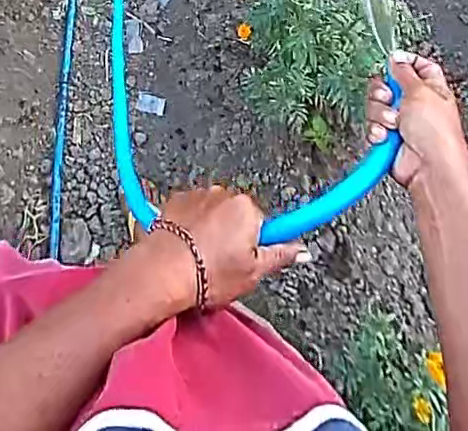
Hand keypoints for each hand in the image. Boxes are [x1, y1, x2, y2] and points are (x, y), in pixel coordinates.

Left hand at [126, 187, 304, 314]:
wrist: (164, 270)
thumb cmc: (210, 274)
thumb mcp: (253, 273)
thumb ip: (280, 256)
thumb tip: (304, 249)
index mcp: (247, 208)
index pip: (262, 223)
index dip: (254, 244)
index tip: (244, 257)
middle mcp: (224, 193)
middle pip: (236, 215)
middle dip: (231, 235)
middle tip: (221, 265)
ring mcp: (198, 193)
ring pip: (212, 212)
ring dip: (209, 228)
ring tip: (199, 258)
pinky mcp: (176, 199)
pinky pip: (190, 210)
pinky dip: (189, 224)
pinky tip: (184, 246)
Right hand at [367, 51, 467, 188]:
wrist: (430, 169)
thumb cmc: (438, 135)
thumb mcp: (420, 91)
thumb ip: (404, 72)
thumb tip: (396, 58)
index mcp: (431, 90)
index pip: (418, 66)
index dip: (405, 61)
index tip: (394, 61)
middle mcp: (416, 105)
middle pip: (388, 85)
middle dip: (383, 92)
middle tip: (389, 99)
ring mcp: (401, 122)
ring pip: (376, 105)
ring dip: (381, 114)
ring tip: (394, 124)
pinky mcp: (388, 139)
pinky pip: (372, 126)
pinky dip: (376, 131)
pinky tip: (386, 137)